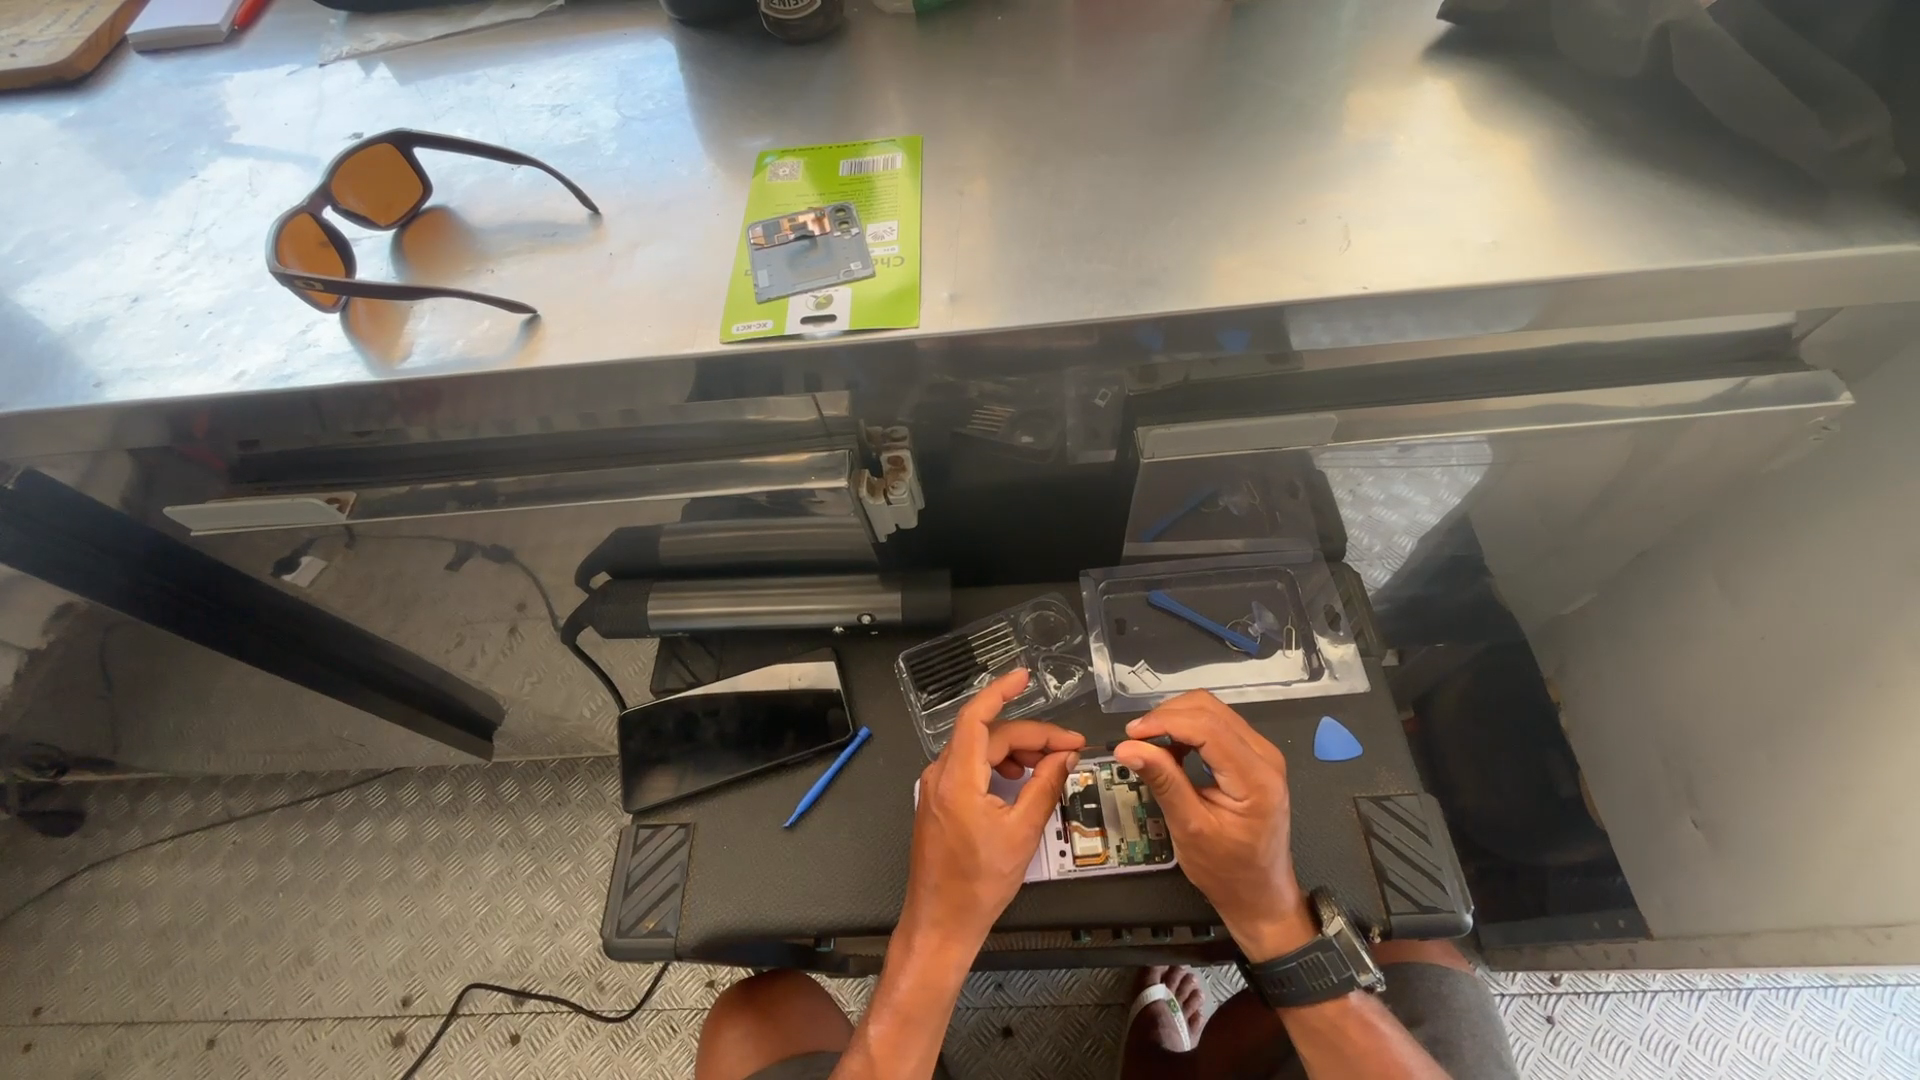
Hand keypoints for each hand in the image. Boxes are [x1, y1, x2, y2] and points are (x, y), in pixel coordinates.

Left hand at [903, 669, 1084, 949]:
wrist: (941, 922)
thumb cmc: (978, 884)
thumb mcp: (1023, 832)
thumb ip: (1046, 785)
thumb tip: (1066, 756)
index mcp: (957, 778)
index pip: (978, 716)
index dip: (1002, 690)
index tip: (1025, 676)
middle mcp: (940, 775)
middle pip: (988, 735)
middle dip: (1031, 736)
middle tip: (1069, 747)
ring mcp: (936, 787)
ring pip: (979, 750)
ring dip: (1016, 750)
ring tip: (1050, 764)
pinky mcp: (939, 800)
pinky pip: (970, 767)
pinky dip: (998, 765)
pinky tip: (1022, 778)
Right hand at [1112, 690, 1315, 962]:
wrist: (1260, 895)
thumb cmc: (1226, 870)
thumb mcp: (1189, 828)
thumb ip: (1163, 781)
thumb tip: (1126, 747)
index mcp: (1255, 777)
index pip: (1207, 727)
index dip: (1165, 722)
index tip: (1130, 735)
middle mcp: (1265, 755)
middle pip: (1210, 709)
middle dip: (1167, 716)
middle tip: (1135, 740)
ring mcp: (1262, 753)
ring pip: (1212, 711)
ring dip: (1175, 720)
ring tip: (1150, 746)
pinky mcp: (1254, 756)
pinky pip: (1217, 725)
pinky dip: (1188, 729)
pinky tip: (1171, 750)